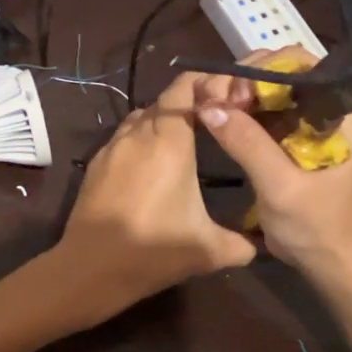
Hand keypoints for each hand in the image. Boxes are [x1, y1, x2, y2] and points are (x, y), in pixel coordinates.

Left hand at [52, 72, 257, 322]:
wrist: (91, 268)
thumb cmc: (153, 251)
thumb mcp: (209, 250)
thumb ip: (242, 243)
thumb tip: (260, 244)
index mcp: (168, 142)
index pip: (184, 90)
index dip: (205, 84)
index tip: (229, 94)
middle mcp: (137, 136)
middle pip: (163, 103)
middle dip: (187, 105)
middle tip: (213, 120)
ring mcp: (110, 150)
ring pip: (139, 120)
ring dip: (161, 123)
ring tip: (185, 143)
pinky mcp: (94, 167)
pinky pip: (121, 141)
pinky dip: (139, 142)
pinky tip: (152, 168)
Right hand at [192, 49, 351, 283]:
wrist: (335, 263)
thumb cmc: (320, 226)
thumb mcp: (281, 187)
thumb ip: (247, 144)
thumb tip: (207, 105)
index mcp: (345, 109)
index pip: (307, 63)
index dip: (269, 68)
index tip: (238, 92)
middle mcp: (330, 106)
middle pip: (284, 70)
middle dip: (247, 78)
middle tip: (217, 101)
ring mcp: (309, 121)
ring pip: (270, 88)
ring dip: (238, 93)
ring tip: (211, 109)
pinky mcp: (290, 138)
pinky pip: (262, 111)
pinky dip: (238, 110)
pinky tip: (217, 119)